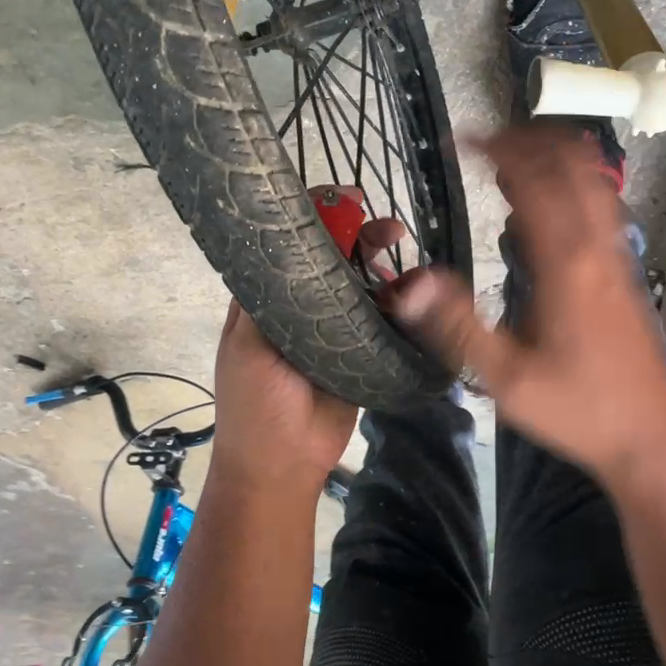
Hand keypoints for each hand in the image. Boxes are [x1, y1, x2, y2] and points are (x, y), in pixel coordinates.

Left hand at [208, 218, 407, 491]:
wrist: (283, 464)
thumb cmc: (256, 404)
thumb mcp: (248, 344)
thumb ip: (267, 297)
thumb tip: (292, 242)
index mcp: (268, 298)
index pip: (294, 244)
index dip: (319, 218)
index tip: (348, 201)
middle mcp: (304, 306)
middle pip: (336, 260)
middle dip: (362, 238)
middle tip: (391, 230)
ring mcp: (336, 329)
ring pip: (364, 286)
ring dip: (386, 269)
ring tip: (408, 263)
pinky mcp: (364, 352)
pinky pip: (385, 320)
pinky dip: (402, 303)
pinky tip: (417, 293)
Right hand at [390, 128, 665, 484]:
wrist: (651, 438)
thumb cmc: (578, 411)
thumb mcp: (507, 380)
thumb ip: (459, 327)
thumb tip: (410, 283)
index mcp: (567, 264)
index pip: (533, 179)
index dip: (496, 148)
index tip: (460, 138)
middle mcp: (597, 249)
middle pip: (571, 166)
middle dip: (528, 141)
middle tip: (485, 140)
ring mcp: (617, 260)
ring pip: (593, 185)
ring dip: (554, 161)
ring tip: (512, 163)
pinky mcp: (626, 277)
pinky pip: (602, 212)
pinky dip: (574, 190)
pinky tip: (550, 212)